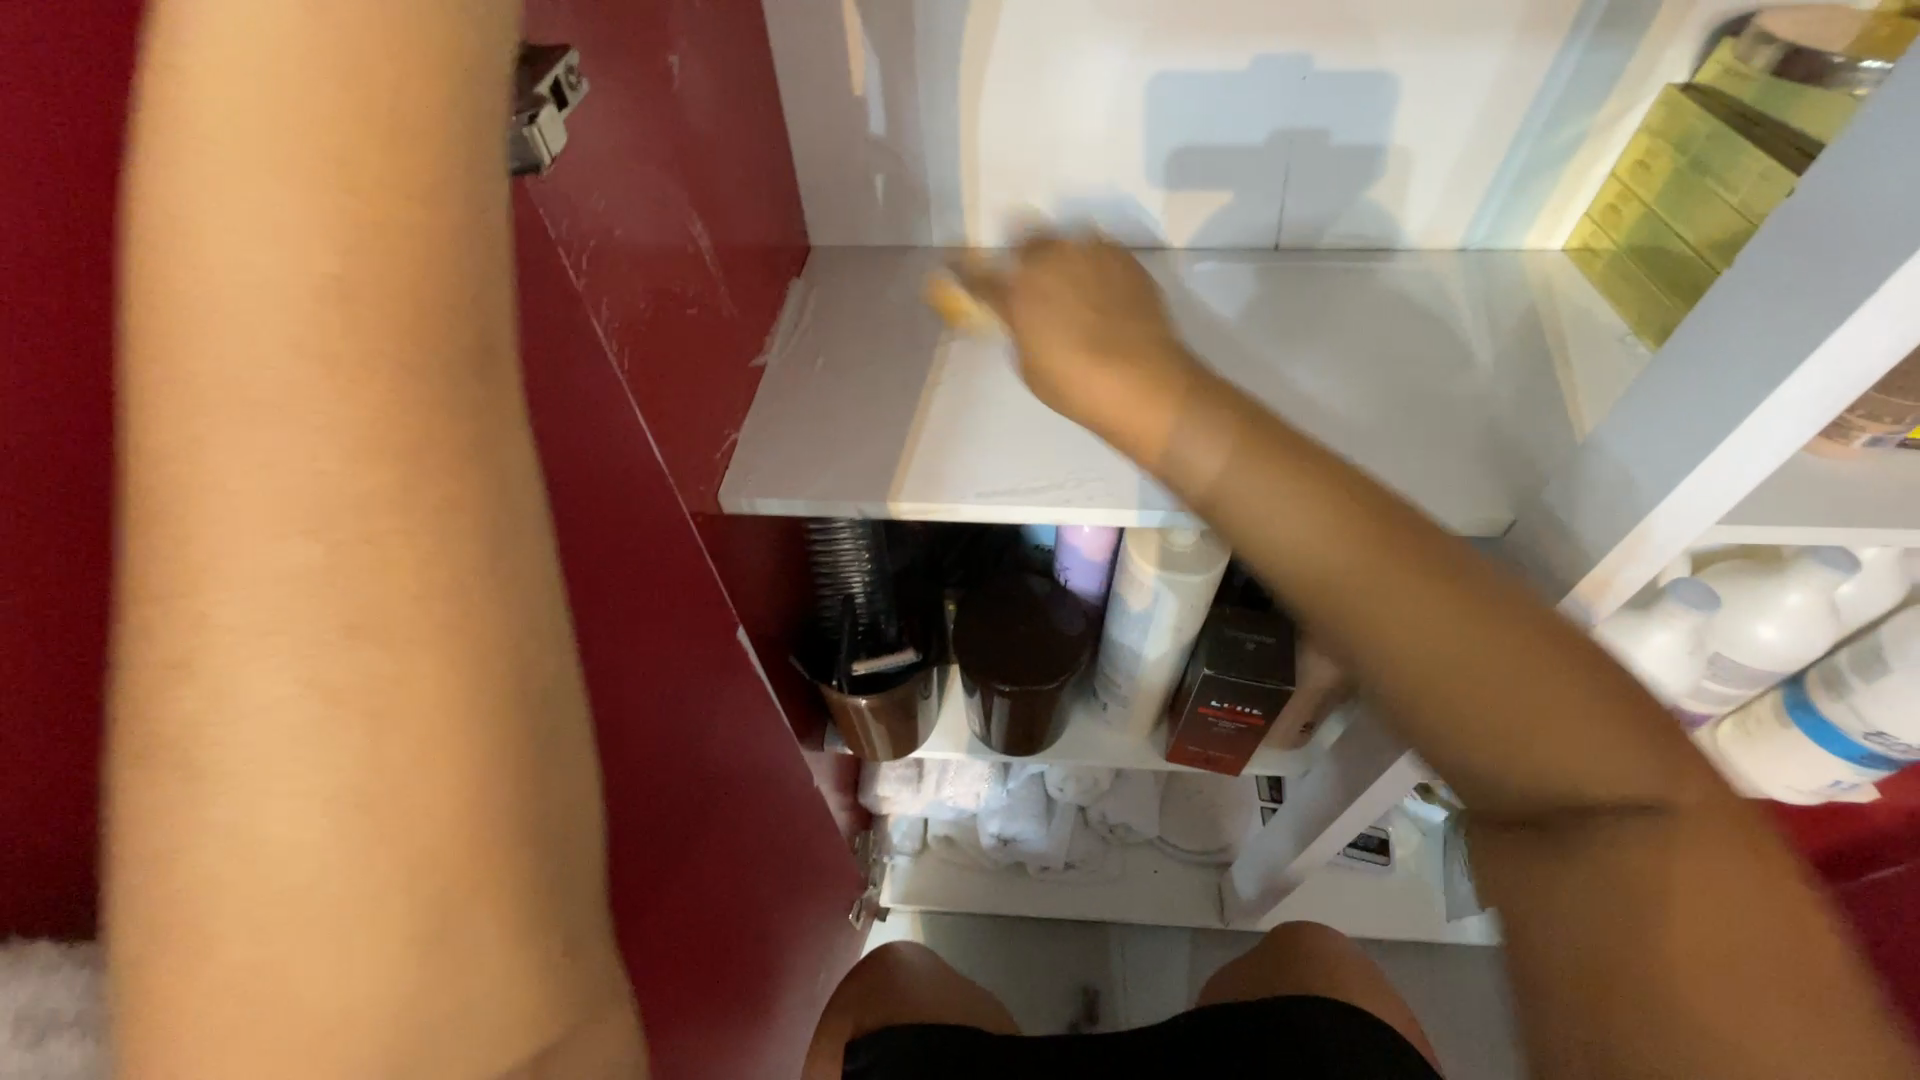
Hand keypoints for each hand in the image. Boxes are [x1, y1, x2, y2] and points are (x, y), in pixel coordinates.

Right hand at [955, 229, 1201, 440]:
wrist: (1142, 381)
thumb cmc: (1076, 386)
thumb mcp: (1030, 365)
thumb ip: (1020, 331)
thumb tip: (1023, 317)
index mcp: (1016, 293)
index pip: (978, 277)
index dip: (965, 274)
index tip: (956, 270)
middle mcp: (1050, 261)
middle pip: (1025, 241)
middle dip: (1022, 255)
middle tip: (1029, 278)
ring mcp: (1090, 253)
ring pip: (1066, 242)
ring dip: (1062, 257)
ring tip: (1072, 283)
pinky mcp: (1124, 257)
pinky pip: (1100, 252)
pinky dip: (1094, 266)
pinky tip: (1102, 291)